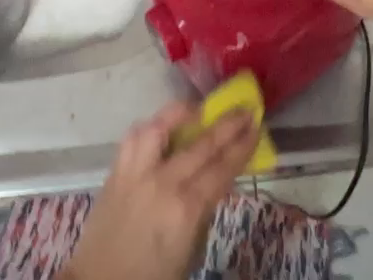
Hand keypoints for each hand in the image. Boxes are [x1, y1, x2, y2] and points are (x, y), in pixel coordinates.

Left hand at [60, 102, 259, 279]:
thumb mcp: (190, 251)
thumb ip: (203, 211)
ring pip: (161, 128)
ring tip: (199, 109)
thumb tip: (215, 180)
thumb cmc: (152, 275)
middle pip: (202, 145)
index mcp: (186, 209)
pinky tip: (161, 126)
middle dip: (228, 124)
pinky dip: (150, 127)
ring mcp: (136, 173)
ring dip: (184, 114)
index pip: (222, 168)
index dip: (242, 146)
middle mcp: (163, 183)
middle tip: (244, 109)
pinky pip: (134, 137)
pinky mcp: (116, 172)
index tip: (257, 127)